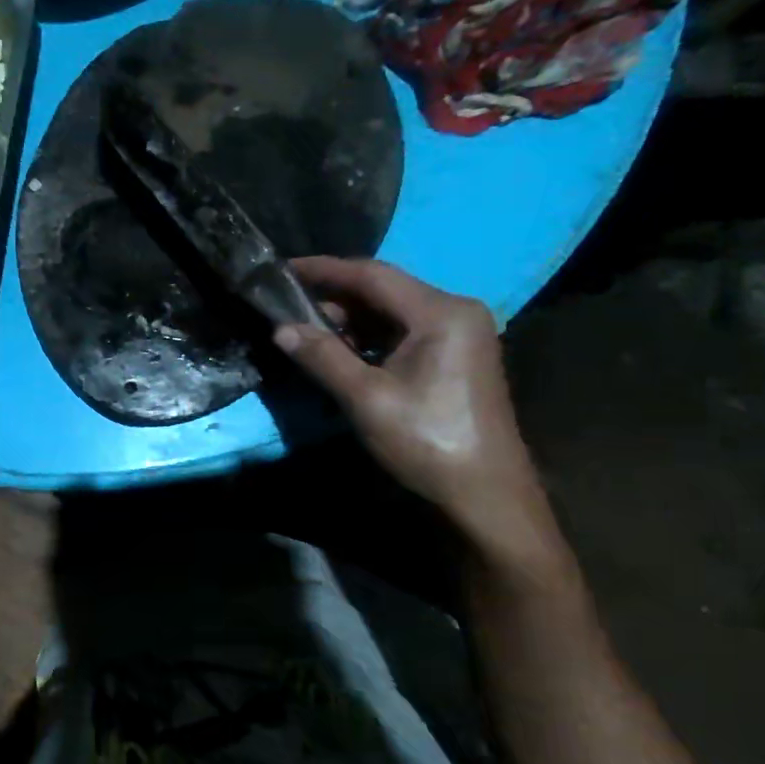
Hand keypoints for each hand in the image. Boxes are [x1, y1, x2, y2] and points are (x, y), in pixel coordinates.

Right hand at [273, 257, 540, 524]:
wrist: (483, 494)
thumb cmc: (426, 441)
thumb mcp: (366, 398)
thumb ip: (322, 357)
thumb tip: (280, 329)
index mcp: (441, 313)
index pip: (372, 276)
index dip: (324, 269)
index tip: (281, 269)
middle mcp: (454, 312)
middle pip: (383, 289)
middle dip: (332, 295)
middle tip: (285, 305)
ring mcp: (457, 333)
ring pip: (389, 310)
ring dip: (347, 317)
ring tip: (302, 328)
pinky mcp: (452, 355)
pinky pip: (400, 330)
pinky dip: (366, 335)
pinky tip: (337, 348)